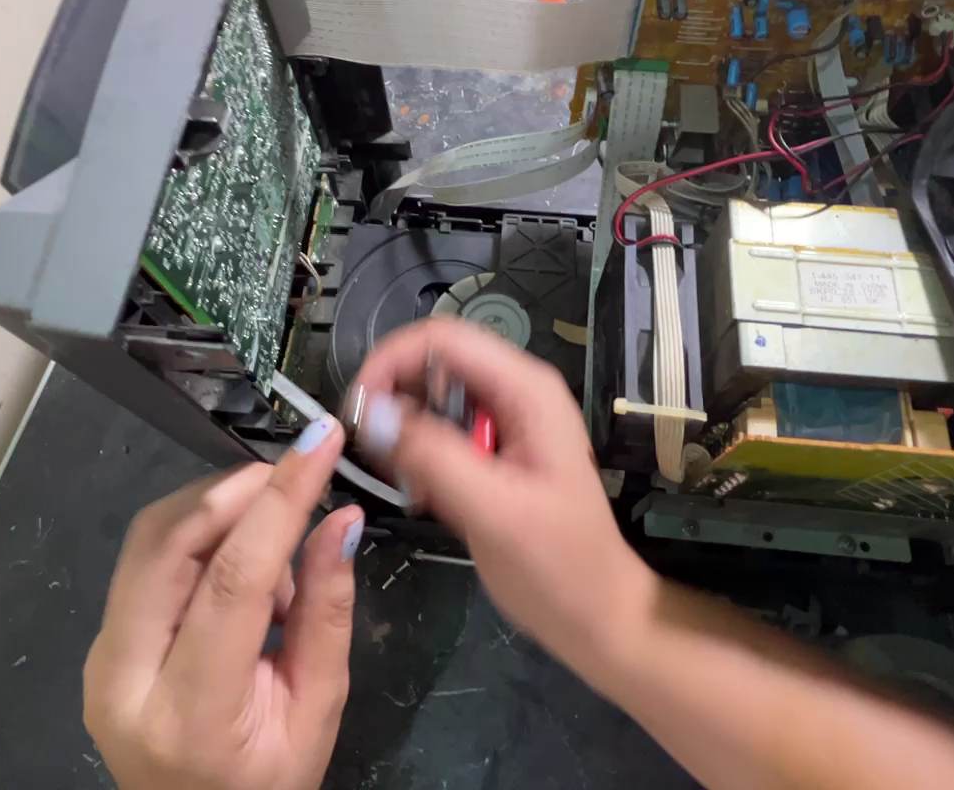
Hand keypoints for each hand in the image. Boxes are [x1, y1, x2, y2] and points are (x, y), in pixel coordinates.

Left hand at [83, 420, 364, 789]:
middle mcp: (122, 679)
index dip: (282, 499)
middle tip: (298, 477)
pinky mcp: (102, 638)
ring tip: (274, 539)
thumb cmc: (268, 783)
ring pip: (151, 534)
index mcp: (189, 713)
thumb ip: (329, 610)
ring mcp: (100, 657)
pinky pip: (148, 553)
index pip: (233, 579)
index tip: (321, 442)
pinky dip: (201, 529)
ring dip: (219, 505)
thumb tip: (343, 520)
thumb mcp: (319, 707)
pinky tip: (240, 559)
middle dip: (240, 488)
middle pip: (170, 541)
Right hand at [348, 317, 654, 661]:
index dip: (391, 361)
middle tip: (375, 456)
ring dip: (407, 435)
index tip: (356, 411)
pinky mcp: (495, 448)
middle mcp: (516, 391)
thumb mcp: (493, 511)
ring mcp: (507, 419)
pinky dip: (422, 457)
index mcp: (526, 389)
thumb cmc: (558, 567)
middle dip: (395, 400)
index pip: (443, 338)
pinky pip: (442, 431)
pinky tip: (429, 497)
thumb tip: (371, 413)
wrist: (597, 614)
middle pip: (435, 362)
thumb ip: (432, 457)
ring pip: (433, 397)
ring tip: (412, 487)